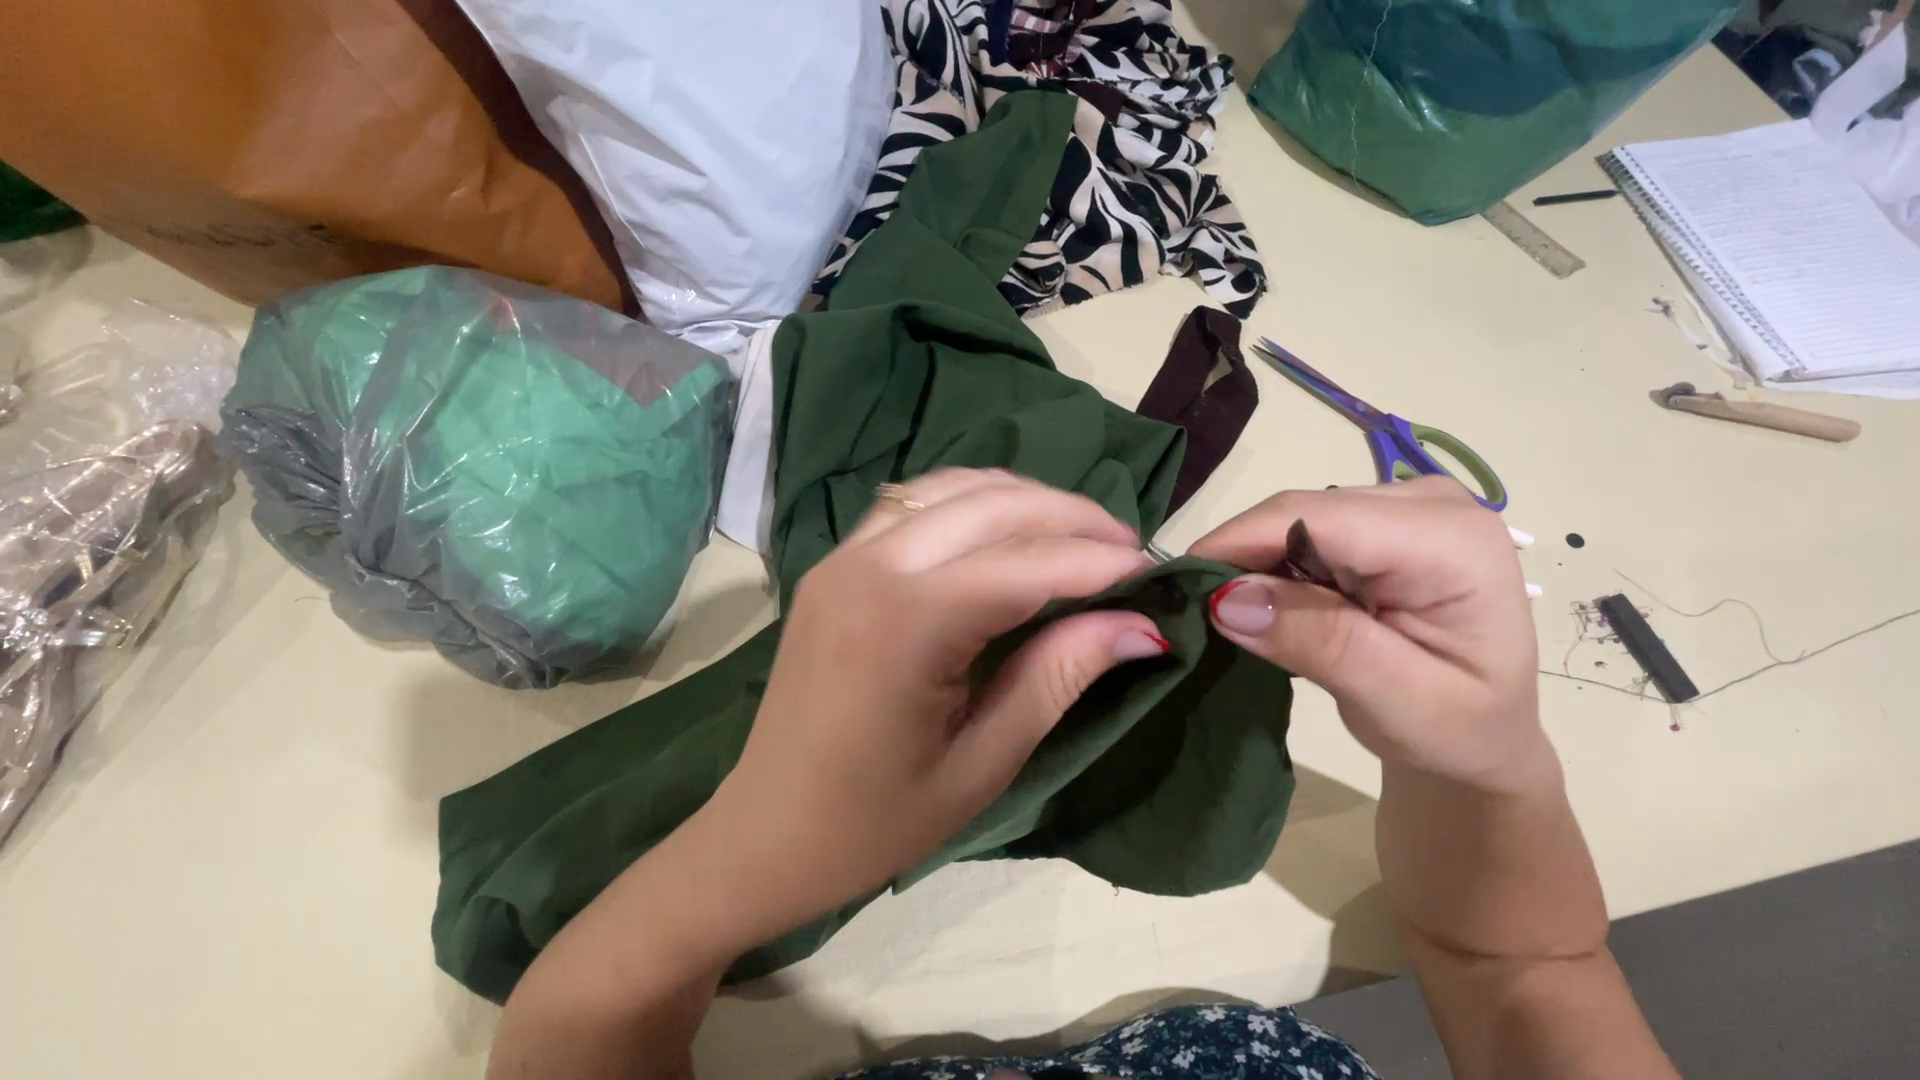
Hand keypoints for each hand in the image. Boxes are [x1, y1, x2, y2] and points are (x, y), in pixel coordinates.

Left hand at [693, 468, 1168, 943]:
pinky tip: (1006, 531)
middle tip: (1129, 549)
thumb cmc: (873, 822)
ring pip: (952, 489)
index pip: (1027, 565)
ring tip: (1079, 535)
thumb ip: (1057, 677)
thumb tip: (1143, 624)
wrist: (763, 833)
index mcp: (905, 625)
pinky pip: (914, 504)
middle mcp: (870, 567)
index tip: (1160, 574)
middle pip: (993, 506)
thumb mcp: (981, 764)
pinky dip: (971, 503)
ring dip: (1023, 500)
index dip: (1101, 564)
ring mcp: (843, 557)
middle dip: (1071, 516)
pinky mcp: (834, 563)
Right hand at [1190, 477, 1542, 788]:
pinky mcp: (1380, 519)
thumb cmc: (1455, 730)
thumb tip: (1224, 598)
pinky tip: (1278, 607)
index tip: (1178, 589)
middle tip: (1201, 617)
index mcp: (1453, 541)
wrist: (1482, 737)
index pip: (1318, 517)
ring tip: (1243, 620)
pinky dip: (1273, 567)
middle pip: (1300, 511)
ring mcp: (1404, 507)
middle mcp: (1430, 504)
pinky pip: (1299, 529)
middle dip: (1243, 559)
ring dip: (1256, 566)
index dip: (1240, 543)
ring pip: (1291, 517)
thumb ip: (1319, 642)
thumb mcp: (1396, 700)